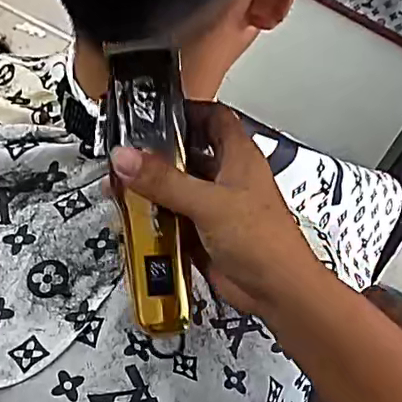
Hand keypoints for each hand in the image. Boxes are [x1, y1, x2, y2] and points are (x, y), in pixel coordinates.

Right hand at [110, 102, 321, 314]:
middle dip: (158, 157)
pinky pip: (176, 223)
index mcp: (239, 157)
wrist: (276, 290)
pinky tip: (140, 222)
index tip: (154, 113)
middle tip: (128, 158)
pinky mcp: (206, 237)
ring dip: (154, 193)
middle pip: (188, 156)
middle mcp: (228, 180)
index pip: (212, 117)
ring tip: (125, 189)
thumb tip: (128, 158)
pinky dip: (158, 223)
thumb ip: (165, 180)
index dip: (185, 111)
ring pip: (179, 192)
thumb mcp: (208, 203)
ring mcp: (216, 210)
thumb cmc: (266, 242)